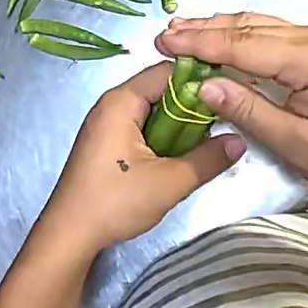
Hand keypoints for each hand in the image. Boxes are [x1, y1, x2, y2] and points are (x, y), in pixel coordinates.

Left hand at [35, 61, 245, 255]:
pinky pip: (143, 126)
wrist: (69, 237)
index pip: (167, 71)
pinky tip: (183, 152)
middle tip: (225, 117)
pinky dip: (165, 134)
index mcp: (121, 102)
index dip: (199, 79)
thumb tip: (239, 141)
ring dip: (180, 122)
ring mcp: (107, 124)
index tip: (228, 93)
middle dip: (193, 103)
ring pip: (154, 110)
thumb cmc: (113, 203)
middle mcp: (112, 105)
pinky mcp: (108, 143)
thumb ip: (207, 159)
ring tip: (210, 135)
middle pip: (161, 89)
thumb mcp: (169, 182)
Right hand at [155, 12, 307, 193]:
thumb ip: (249, 111)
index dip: (200, 44)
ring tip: (183, 28)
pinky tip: (220, 35)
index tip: (165, 42)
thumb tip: (204, 86)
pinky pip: (272, 30)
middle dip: (204, 31)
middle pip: (248, 28)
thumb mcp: (296, 143)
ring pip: (259, 24)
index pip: (243, 46)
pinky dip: (241, 33)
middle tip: (166, 33)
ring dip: (220, 27)